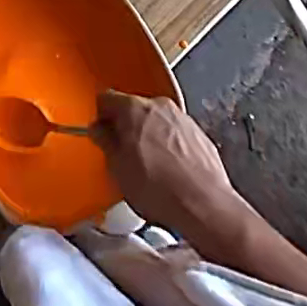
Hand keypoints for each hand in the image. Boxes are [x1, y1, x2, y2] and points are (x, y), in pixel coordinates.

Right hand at [93, 90, 247, 239]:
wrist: (206, 207)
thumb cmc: (160, 188)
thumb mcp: (117, 168)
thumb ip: (105, 141)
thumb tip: (101, 132)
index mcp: (133, 108)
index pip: (106, 99)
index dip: (100, 117)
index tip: (100, 132)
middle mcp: (159, 106)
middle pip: (133, 109)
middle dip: (127, 128)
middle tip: (122, 155)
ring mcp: (183, 119)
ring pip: (157, 122)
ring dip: (150, 138)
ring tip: (149, 169)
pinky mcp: (200, 136)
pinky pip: (177, 136)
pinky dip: (171, 148)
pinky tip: (170, 174)